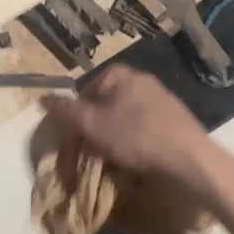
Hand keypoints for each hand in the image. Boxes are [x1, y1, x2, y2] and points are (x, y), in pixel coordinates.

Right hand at [42, 66, 211, 182]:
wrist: (191, 160)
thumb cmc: (136, 136)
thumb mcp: (92, 125)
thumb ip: (66, 111)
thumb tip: (43, 98)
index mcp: (117, 73)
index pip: (85, 93)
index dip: (78, 118)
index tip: (81, 142)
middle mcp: (139, 78)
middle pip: (106, 104)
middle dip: (99, 127)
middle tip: (99, 152)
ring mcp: (161, 96)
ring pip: (127, 115)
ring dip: (119, 134)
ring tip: (120, 158)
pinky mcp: (177, 117)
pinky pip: (148, 126)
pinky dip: (140, 139)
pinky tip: (142, 158)